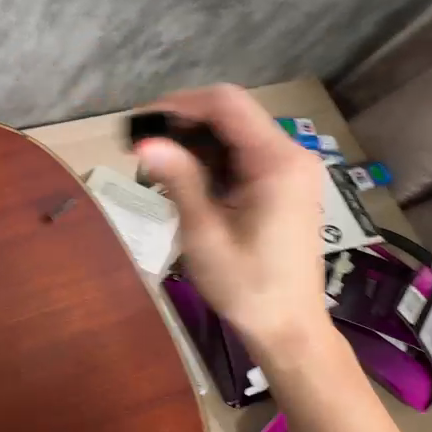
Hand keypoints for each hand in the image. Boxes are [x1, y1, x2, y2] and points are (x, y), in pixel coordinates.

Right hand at [133, 85, 327, 351]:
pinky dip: (210, 158)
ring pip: (234, 131)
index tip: (139, 125)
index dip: (178, 105)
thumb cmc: (246, 285)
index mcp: (277, 162)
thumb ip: (179, 180)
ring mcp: (291, 168)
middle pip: (231, 113)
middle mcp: (291, 155)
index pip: (226, 104)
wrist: (288, 326)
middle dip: (183, 122)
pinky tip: (186, 180)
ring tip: (158, 166)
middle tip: (142, 148)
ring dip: (194, 140)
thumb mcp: (204, 233)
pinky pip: (243, 152)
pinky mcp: (284, 183)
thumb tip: (144, 143)